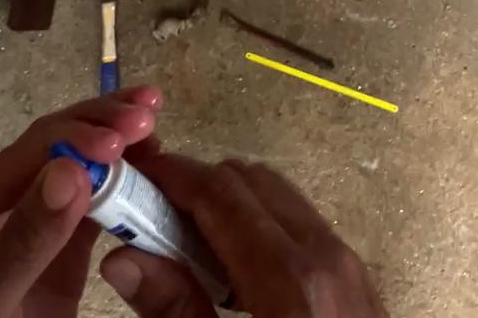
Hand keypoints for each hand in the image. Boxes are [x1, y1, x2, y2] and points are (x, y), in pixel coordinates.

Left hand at [0, 88, 161, 317]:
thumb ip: (23, 241)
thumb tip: (74, 169)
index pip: (21, 153)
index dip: (74, 138)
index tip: (122, 138)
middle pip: (50, 148)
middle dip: (100, 125)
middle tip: (149, 112)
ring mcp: (24, 227)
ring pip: (74, 170)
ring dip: (116, 145)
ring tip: (154, 122)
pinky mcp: (54, 255)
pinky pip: (90, 210)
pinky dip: (121, 188)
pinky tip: (149, 168)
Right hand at [98, 155, 385, 317]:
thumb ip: (174, 313)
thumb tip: (123, 260)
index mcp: (290, 277)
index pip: (221, 193)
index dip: (173, 176)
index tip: (135, 175)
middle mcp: (324, 251)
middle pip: (249, 181)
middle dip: (197, 188)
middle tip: (150, 217)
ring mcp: (346, 258)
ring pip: (276, 194)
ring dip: (229, 203)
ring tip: (187, 246)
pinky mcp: (354, 273)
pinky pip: (298, 221)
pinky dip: (259, 223)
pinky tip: (234, 271)